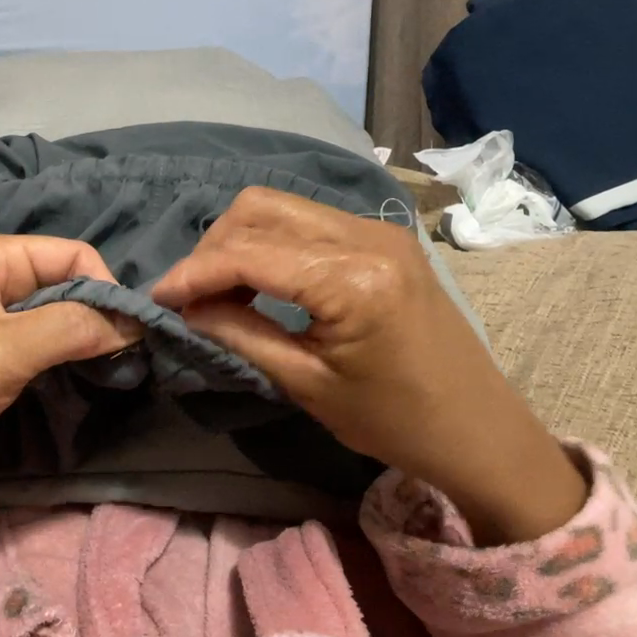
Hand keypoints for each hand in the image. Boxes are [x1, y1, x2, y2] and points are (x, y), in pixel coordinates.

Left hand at [0, 235, 140, 497]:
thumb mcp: (3, 352)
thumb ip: (72, 327)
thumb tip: (136, 323)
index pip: (73, 254)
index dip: (107, 288)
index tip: (133, 336)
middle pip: (65, 281)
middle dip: (98, 313)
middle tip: (126, 358)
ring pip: (53, 314)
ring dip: (82, 337)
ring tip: (107, 369)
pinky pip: (35, 342)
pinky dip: (60, 355)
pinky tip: (76, 377)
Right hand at [151, 188, 585, 544]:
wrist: (478, 429)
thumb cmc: (394, 421)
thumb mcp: (307, 384)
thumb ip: (240, 334)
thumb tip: (184, 308)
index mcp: (352, 278)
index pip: (249, 253)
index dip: (194, 272)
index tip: (158, 298)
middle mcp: (366, 235)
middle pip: (261, 208)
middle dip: (214, 246)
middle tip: (192, 296)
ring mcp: (379, 229)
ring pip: (283, 207)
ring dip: (241, 241)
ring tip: (220, 291)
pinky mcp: (384, 237)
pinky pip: (310, 221)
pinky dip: (273, 243)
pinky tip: (261, 281)